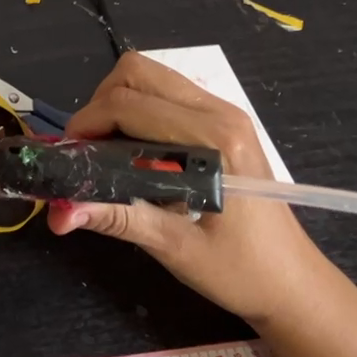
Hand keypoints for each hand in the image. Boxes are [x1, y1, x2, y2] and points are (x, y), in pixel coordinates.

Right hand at [46, 49, 330, 325]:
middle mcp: (220, 112)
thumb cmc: (242, 271)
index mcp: (214, 140)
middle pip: (136, 72)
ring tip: (107, 146)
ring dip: (115, 101)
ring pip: (147, 74)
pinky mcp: (220, 117)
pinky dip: (135, 105)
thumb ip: (118, 219)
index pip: (129, 105)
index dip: (88, 122)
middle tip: (89, 146)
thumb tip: (59, 213)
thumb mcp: (177, 249)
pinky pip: (163, 89)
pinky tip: (134, 147)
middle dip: (99, 102)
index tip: (71, 155)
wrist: (296, 285)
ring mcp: (223, 110)